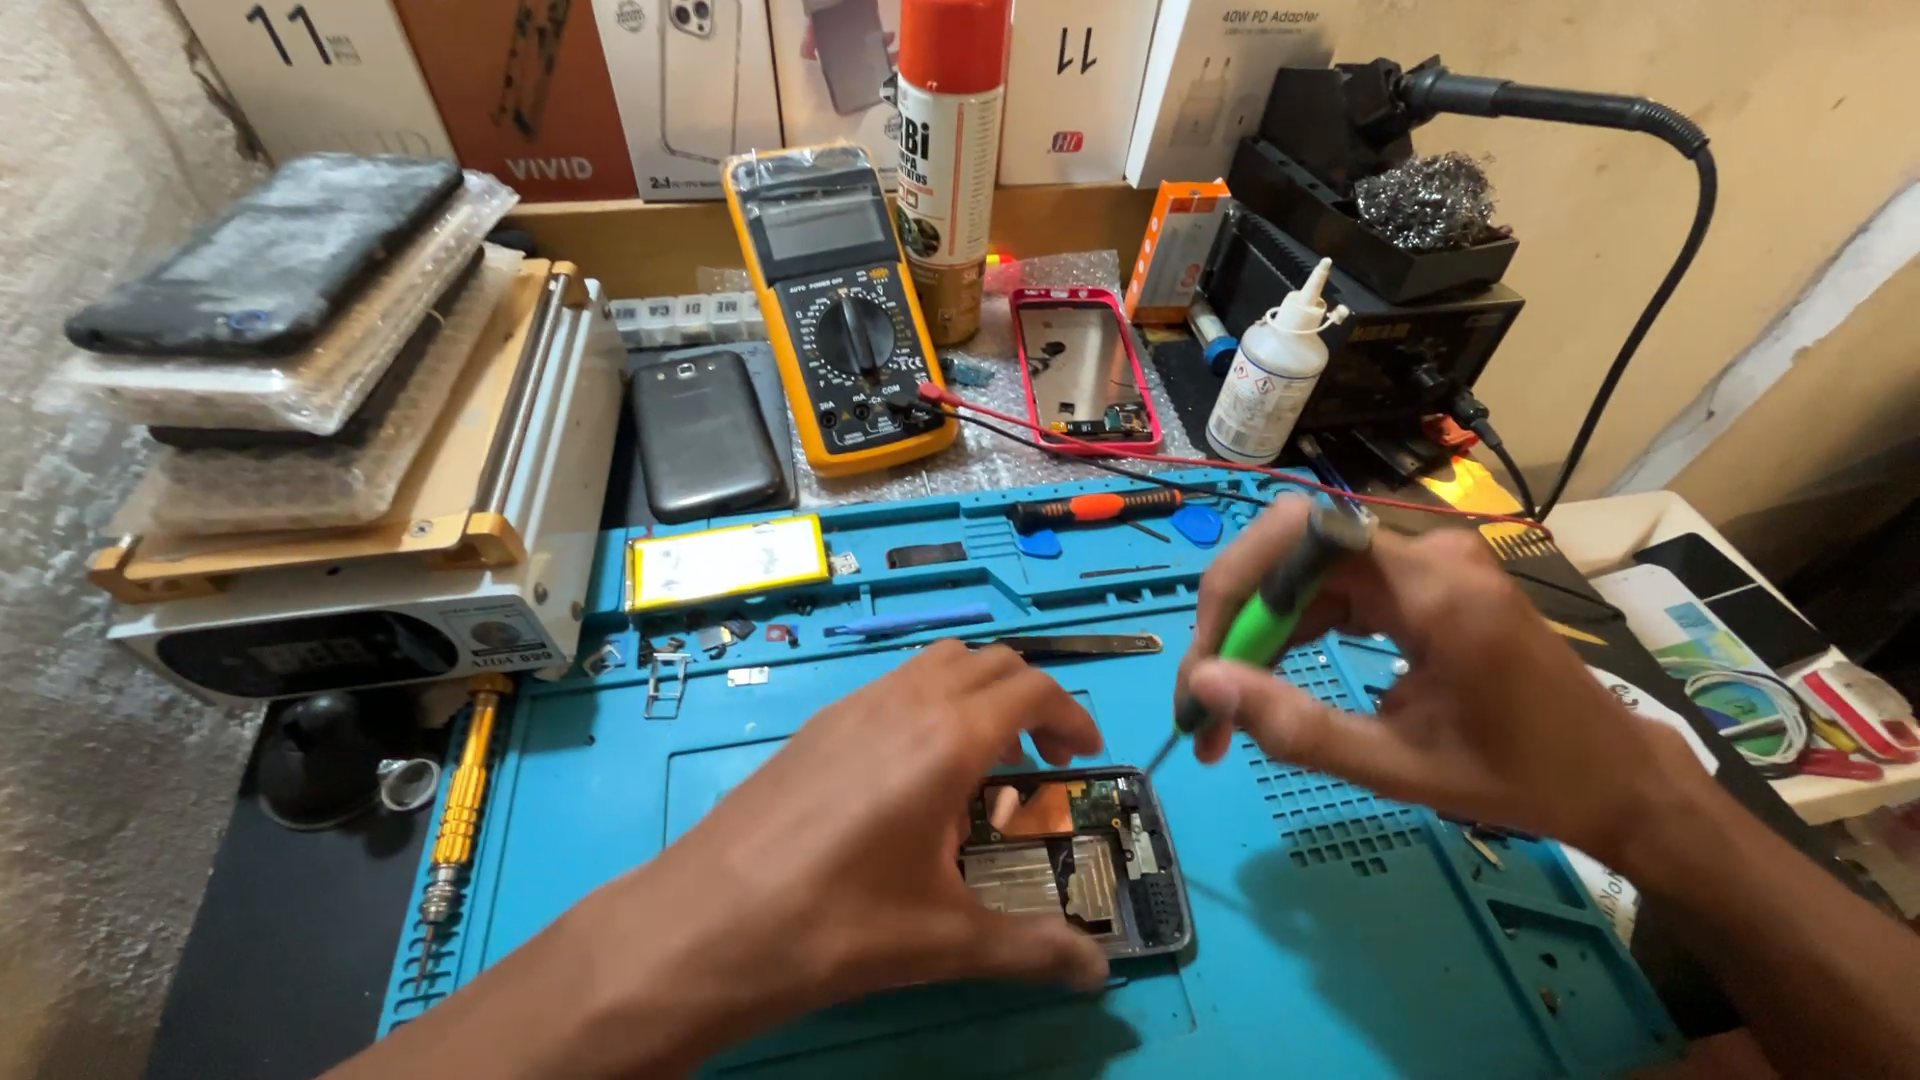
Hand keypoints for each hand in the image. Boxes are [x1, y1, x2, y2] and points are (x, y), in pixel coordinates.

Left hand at [570, 640, 1109, 1071]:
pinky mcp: (822, 721)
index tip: (1084, 758)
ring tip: (979, 763)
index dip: (1071, 716)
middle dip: (1032, 701)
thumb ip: (1032, 948)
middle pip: (992, 663)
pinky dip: (931, 702)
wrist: (706, 921)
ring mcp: (857, 703)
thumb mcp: (944, 941)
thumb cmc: (835, 925)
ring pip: (940, 663)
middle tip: (1041, 764)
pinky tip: (912, 774)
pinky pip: (897, 683)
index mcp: (948, 739)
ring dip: (978, 695)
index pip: (1033, 690)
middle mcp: (907, 700)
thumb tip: (1097, 973)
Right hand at [1174, 497, 1709, 865]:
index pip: (1300, 538)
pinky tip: (1273, 672)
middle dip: (1234, 613)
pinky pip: (1329, 586)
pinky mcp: (1418, 580)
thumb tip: (1204, 684)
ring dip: (1255, 626)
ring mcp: (1424, 561)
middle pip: (1291, 548)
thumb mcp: (1398, 768)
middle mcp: (1426, 552)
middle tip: (1208, 687)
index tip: (1207, 663)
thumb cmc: (1520, 778)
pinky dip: (1290, 627)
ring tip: (1230, 696)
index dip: (1235, 587)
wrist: (1617, 779)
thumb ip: (1295, 726)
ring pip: (1301, 568)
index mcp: (1433, 588)